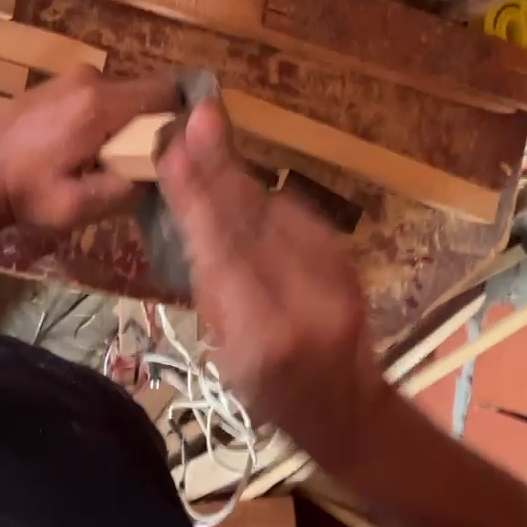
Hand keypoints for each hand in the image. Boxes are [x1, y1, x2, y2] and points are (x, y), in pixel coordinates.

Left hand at [0, 67, 177, 231]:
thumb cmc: (25, 194)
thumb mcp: (78, 207)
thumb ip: (125, 190)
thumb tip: (156, 173)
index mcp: (99, 104)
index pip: (165, 93)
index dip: (177, 119)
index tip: (174, 148)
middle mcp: (88, 78)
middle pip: (142, 94)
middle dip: (145, 126)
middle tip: (133, 163)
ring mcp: (67, 76)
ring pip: (118, 96)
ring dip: (119, 124)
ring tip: (101, 159)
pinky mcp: (53, 83)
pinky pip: (93, 96)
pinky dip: (97, 117)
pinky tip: (77, 147)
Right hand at [156, 100, 387, 445]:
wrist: (348, 410)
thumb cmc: (269, 395)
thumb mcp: (226, 353)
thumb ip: (211, 287)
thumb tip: (195, 216)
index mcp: (261, 336)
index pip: (221, 255)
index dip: (199, 200)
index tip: (176, 153)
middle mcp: (303, 304)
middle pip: (252, 223)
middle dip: (220, 168)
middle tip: (197, 117)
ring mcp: (336, 282)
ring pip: (277, 214)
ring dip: (240, 176)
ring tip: (210, 132)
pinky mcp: (349, 265)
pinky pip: (299, 220)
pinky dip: (267, 200)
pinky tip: (245, 186)